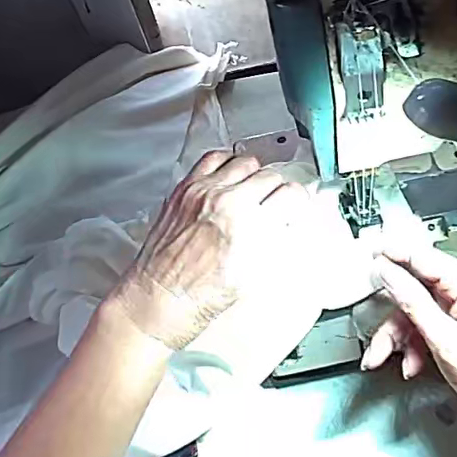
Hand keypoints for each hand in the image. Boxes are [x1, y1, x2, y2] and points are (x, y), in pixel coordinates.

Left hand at [108, 150, 309, 349]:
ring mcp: (204, 192)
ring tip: (251, 189)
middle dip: (276, 190)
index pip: (291, 194)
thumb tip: (285, 222)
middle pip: (270, 176)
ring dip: (253, 175)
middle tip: (273, 203)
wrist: (159, 299)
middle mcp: (229, 203)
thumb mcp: (255, 276)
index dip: (297, 201)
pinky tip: (228, 176)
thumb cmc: (201, 297)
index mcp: (251, 227)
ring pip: (245, 162)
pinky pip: (213, 158)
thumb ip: (274, 242)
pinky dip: (226, 163)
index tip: (294, 205)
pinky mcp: (185, 189)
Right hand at [362, 244, 456, 435]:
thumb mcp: (446, 342)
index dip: (390, 254)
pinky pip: (425, 322)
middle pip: (413, 288)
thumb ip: (413, 303)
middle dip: (392, 318)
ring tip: (390, 359)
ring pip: (414, 309)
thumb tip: (388, 272)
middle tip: (377, 340)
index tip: (368, 254)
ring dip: (399, 336)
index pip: (420, 256)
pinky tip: (412, 362)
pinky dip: (413, 343)